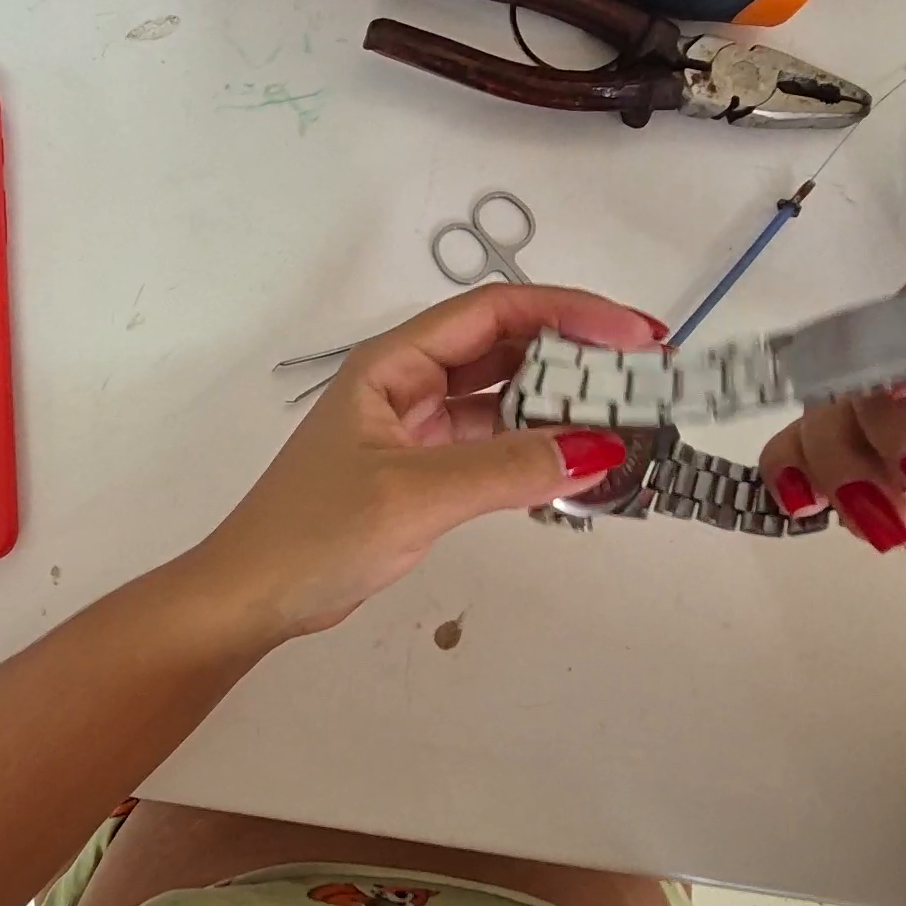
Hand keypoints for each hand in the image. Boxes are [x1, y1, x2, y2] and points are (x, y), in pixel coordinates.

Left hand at [194, 283, 665, 639]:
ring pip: (497, 402)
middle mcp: (403, 385)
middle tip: (647, 383)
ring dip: (555, 411)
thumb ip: (507, 468)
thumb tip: (606, 447)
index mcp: (392, 365)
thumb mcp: (414, 494)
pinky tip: (573, 470)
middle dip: (572, 359)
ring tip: (627, 428)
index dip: (569, 312)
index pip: (491, 314)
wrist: (258, 592)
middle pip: (500, 351)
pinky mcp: (417, 473)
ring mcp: (410, 430)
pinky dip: (529, 455)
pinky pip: (486, 448)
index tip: (639, 336)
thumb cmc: (318, 532)